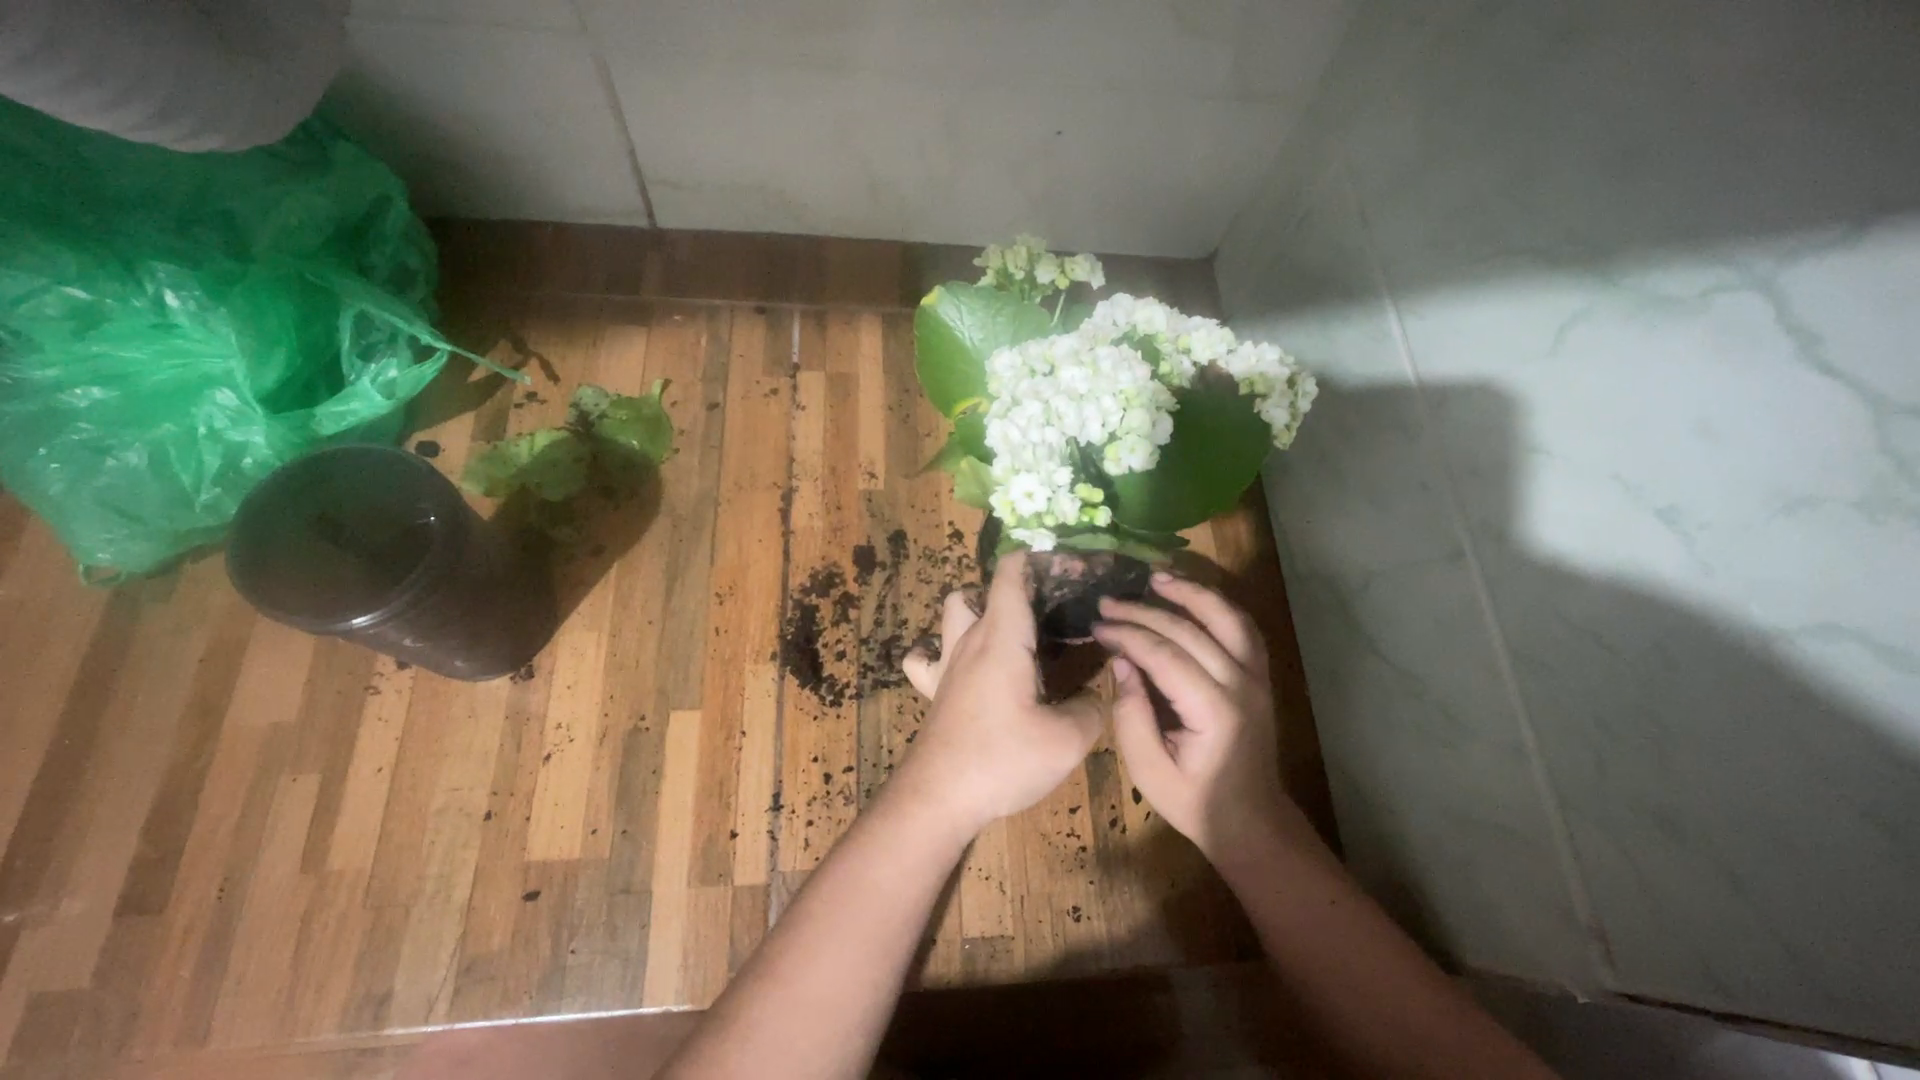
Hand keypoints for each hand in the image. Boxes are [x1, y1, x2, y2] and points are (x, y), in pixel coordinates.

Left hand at [895, 552, 1103, 833]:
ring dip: (982, 610)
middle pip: (986, 590)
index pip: (1012, 572)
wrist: (938, 798)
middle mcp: (969, 640)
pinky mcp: (935, 691)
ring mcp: (947, 664)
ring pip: (956, 613)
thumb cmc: (1002, 760)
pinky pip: (928, 655)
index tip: (1075, 571)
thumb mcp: (1067, 740)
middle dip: (1022, 587)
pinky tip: (965, 665)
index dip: (1043, 560)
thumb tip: (1097, 694)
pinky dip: (943, 649)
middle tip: (1056, 610)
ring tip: (1016, 632)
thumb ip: (1092, 708)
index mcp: (1002, 637)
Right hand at [1093, 573, 1296, 861]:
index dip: (1128, 635)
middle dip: (1144, 612)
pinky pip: (1243, 629)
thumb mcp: (1149, 770)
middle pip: (1189, 631)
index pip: (1165, 655)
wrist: (1250, 820)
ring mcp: (1256, 678)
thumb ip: (1132, 715)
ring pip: (1226, 618)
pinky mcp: (1260, 676)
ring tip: (1155, 577)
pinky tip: (1192, 597)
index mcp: (1213, 711)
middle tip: (1107, 602)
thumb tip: (1123, 663)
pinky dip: (1218, 606)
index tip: (1097, 626)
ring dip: (1190, 593)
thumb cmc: (1194, 801)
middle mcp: (1241, 685)